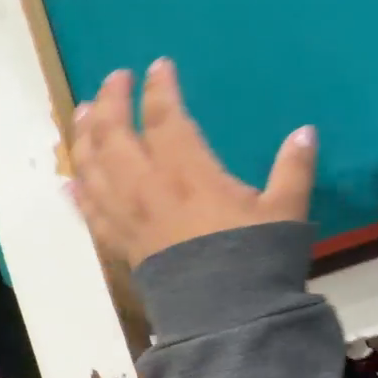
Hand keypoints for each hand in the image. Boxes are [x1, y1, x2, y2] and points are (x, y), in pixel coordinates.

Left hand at [68, 58, 316, 266]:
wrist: (227, 312)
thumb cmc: (259, 254)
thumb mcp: (287, 208)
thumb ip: (294, 167)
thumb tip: (306, 131)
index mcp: (189, 173)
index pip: (165, 119)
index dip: (160, 89)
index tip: (159, 66)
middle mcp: (148, 188)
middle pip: (115, 136)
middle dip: (113, 102)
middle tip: (115, 79)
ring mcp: (128, 216)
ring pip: (92, 167)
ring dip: (86, 136)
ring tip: (85, 113)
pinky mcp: (121, 243)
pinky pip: (88, 211)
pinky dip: (78, 189)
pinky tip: (71, 180)